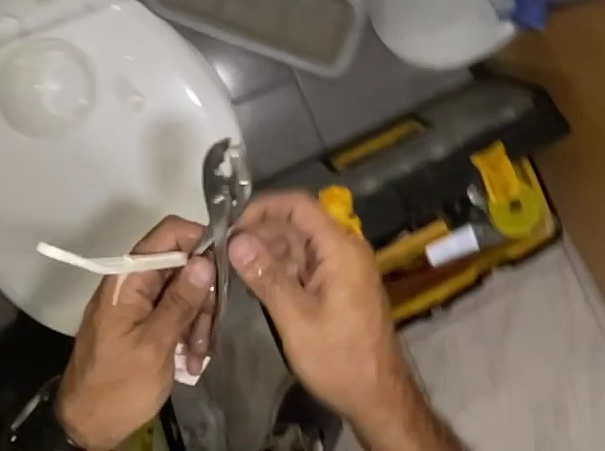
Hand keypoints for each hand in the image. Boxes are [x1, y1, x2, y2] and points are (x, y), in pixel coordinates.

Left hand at [55, 216, 216, 449]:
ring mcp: (139, 301)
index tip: (222, 269)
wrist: (85, 429)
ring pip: (184, 289)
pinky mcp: (144, 321)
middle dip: (202, 293)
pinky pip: (175, 311)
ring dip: (198, 318)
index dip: (199, 240)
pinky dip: (188, 331)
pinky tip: (192, 360)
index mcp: (129, 277)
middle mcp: (134, 281)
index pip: (170, 232)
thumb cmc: (116, 387)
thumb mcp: (154, 346)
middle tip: (210, 330)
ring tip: (199, 355)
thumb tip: (206, 260)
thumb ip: (180, 302)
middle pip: (182, 262)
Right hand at [228, 191, 410, 423]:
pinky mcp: (339, 284)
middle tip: (225, 247)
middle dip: (262, 230)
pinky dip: (282, 266)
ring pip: (300, 243)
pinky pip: (306, 263)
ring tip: (234, 262)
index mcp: (340, 247)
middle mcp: (344, 248)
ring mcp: (343, 266)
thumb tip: (236, 241)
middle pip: (298, 223)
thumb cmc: (339, 358)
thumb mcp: (296, 319)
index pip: (298, 206)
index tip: (232, 223)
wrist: (379, 398)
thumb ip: (266, 277)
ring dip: (269, 248)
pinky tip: (257, 278)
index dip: (263, 207)